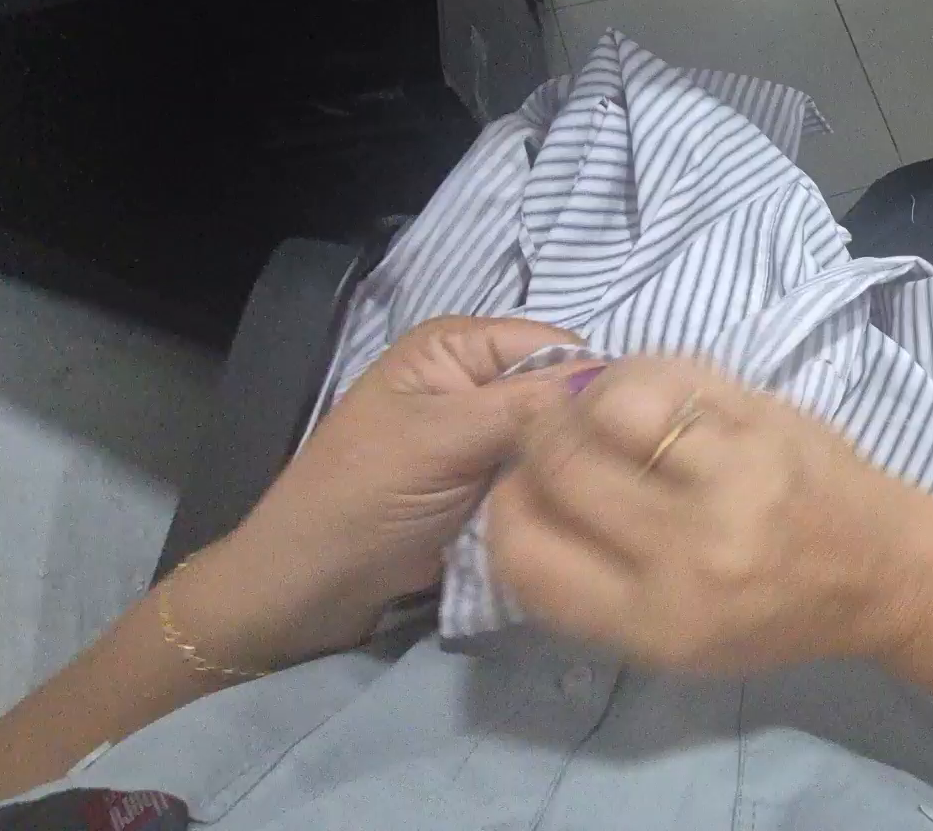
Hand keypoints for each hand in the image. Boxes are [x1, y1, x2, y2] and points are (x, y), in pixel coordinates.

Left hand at [179, 316, 584, 668]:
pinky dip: (560, 482)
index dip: (591, 380)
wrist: (312, 588)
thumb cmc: (362, 499)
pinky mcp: (498, 468)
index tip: (619, 429)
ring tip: (590, 490)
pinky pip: (549, 464)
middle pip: (563, 385)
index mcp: (459, 344)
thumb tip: (610, 380)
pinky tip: (573, 502)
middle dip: (583, 424)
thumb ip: (523, 405)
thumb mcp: (440, 442)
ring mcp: (491, 425)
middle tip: (606, 468)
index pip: (556, 344)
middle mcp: (481, 374)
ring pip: (562, 429)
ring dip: (573, 458)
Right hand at [484, 357, 932, 672]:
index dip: (507, 510)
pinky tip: (648, 391)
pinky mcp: (767, 415)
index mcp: (656, 619)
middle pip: (560, 465)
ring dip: (587, 398)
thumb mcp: (674, 642)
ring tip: (603, 410)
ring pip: (612, 403)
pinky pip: (673, 370)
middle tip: (554, 435)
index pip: (524, 552)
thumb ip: (589, 585)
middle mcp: (691, 546)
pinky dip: (641, 373)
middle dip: (538, 442)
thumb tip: (522, 498)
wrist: (882, 567)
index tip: (523, 492)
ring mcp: (736, 469)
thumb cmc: (775, 613)